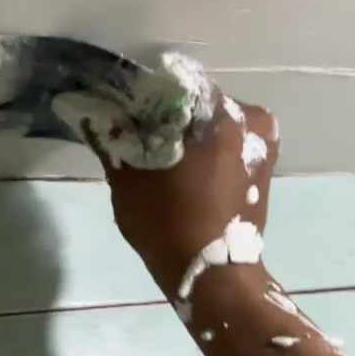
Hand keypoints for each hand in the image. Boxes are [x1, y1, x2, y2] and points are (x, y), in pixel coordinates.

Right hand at [84, 92, 279, 293]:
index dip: (144, 92)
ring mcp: (263, 141)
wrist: (213, 275)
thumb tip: (89, 114)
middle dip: (167, 112)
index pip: (174, 80)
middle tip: (138, 132)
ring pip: (214, 120)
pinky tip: (183, 167)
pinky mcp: (265, 164)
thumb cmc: (167, 224)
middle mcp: (248, 117)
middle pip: (197, 100)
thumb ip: (111, 142)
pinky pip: (230, 141)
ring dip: (188, 131)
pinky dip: (207, 147)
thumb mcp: (128, 182)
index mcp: (216, 113)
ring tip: (160, 153)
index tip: (123, 108)